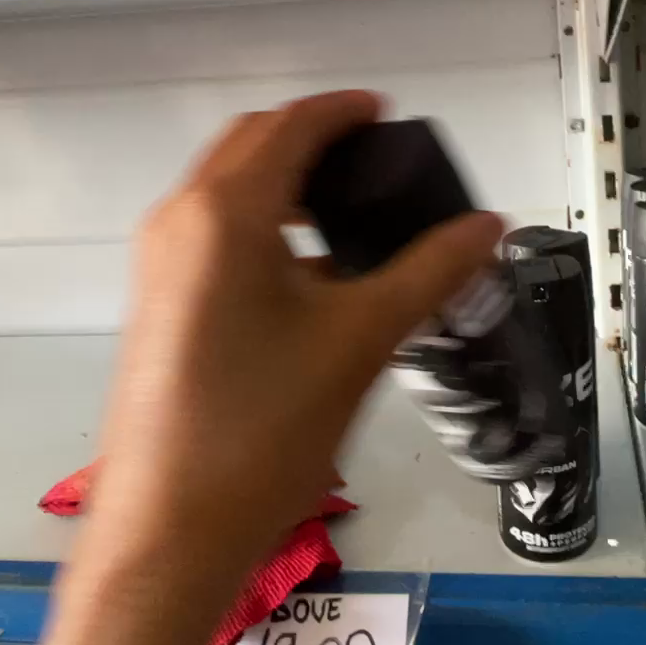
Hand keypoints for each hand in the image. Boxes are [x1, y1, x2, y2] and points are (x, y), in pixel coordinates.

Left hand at [35, 91, 501, 644]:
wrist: (169, 533)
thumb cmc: (266, 427)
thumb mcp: (362, 339)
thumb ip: (432, 270)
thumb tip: (490, 225)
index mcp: (226, 213)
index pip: (289, 127)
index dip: (342, 111)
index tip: (386, 113)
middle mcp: (180, 219)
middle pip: (249, 142)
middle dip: (310, 134)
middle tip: (372, 156)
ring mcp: (158, 261)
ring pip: (225, 183)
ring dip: (281, 173)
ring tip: (345, 204)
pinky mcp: (155, 298)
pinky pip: (210, 225)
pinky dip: (258, 214)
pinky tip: (305, 264)